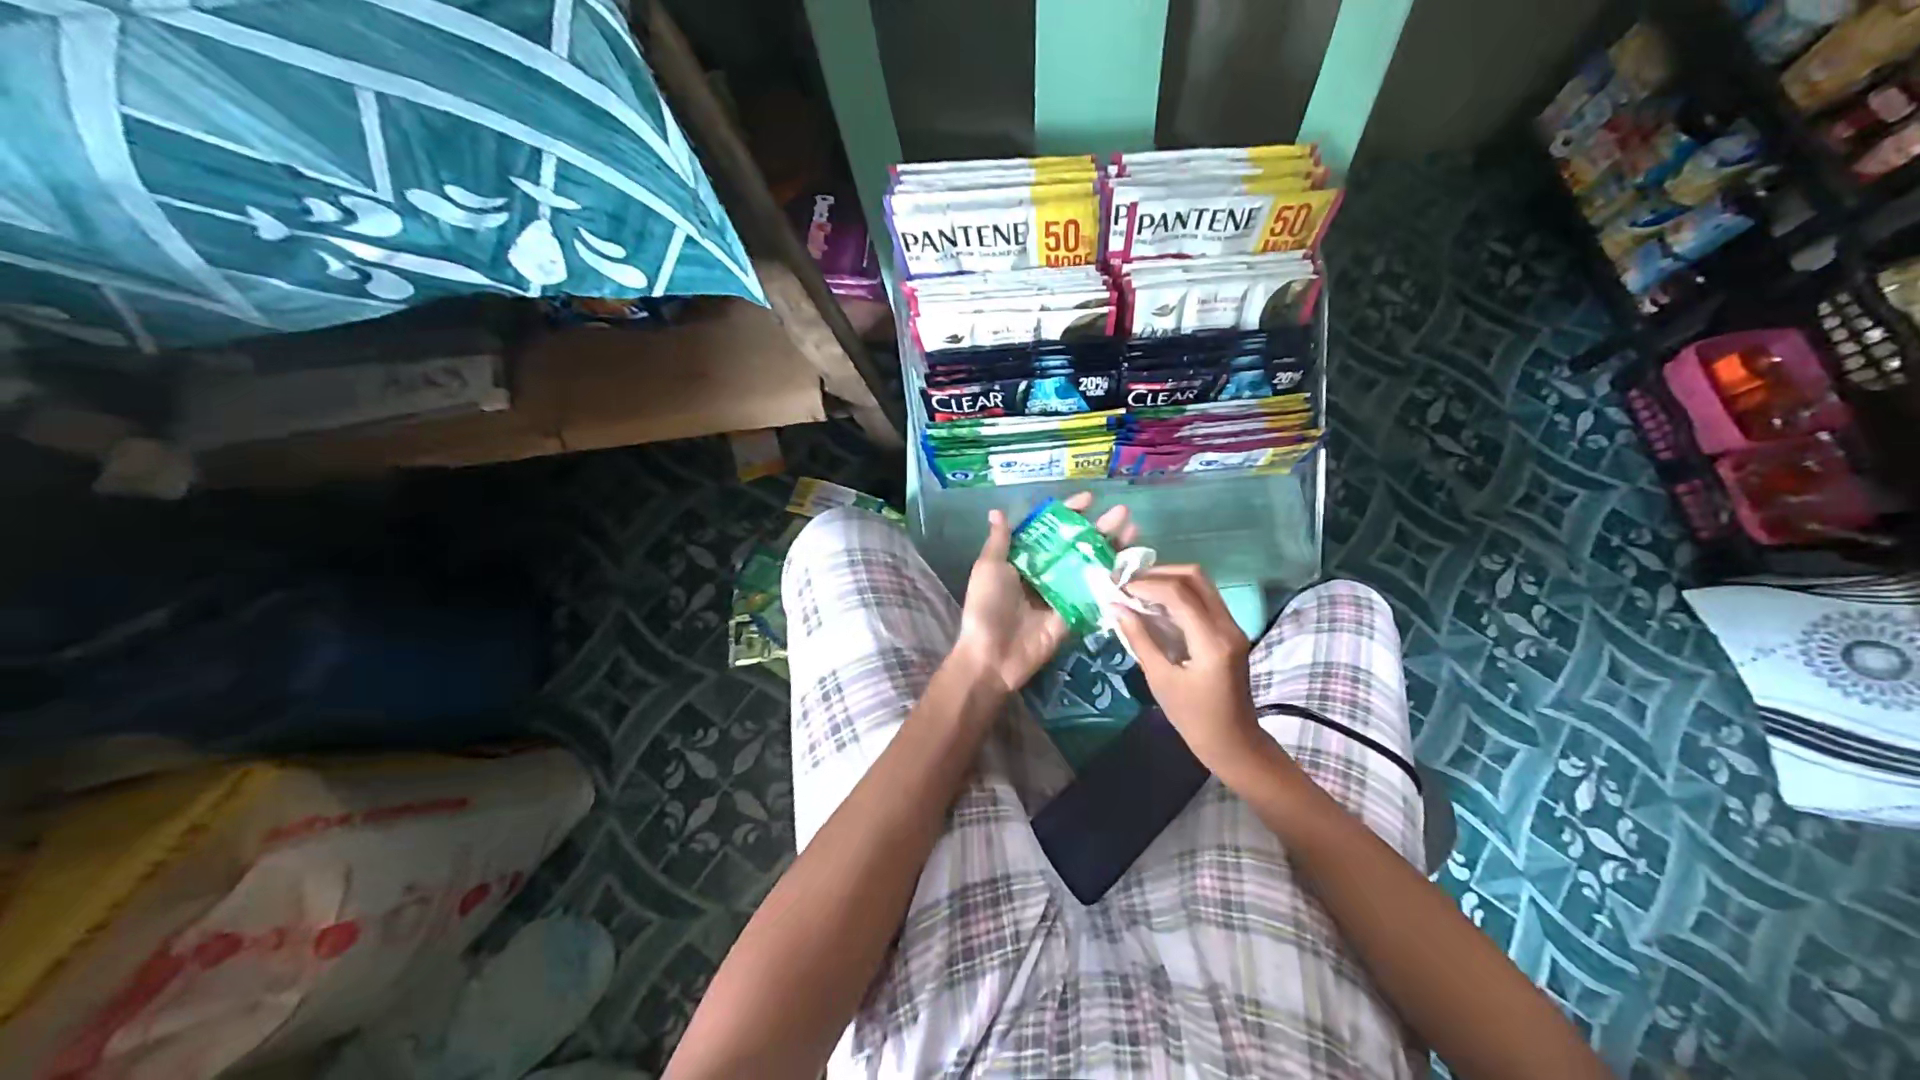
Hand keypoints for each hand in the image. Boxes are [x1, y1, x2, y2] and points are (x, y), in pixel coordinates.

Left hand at [955, 492, 1135, 693]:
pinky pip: (1097, 592)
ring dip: (1113, 547)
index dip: (1069, 513)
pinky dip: (1114, 578)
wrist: (994, 654)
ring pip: (1092, 565)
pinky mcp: (1076, 613)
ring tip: (1133, 529)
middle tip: (1122, 512)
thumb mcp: (988, 567)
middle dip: (1100, 528)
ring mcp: (1064, 592)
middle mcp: (1047, 572)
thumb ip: (999, 540)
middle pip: (1078, 545)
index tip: (1089, 500)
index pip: (1051, 529)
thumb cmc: (987, 606)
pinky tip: (1131, 563)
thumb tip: (997, 511)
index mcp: (1025, 559)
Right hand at [1109, 565, 1265, 771]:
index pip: (1179, 593)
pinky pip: (1204, 599)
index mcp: (1212, 641)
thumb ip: (1139, 639)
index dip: (1146, 584)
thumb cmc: (1193, 718)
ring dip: (1168, 580)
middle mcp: (1227, 626)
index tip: (1118, 588)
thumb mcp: (1160, 679)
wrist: (1233, 742)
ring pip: (1201, 584)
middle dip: (1158, 573)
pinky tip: (1154, 605)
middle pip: (1195, 577)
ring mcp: (1232, 627)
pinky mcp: (1229, 631)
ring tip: (1137, 590)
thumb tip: (1115, 607)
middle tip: (1127, 582)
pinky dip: (1178, 594)